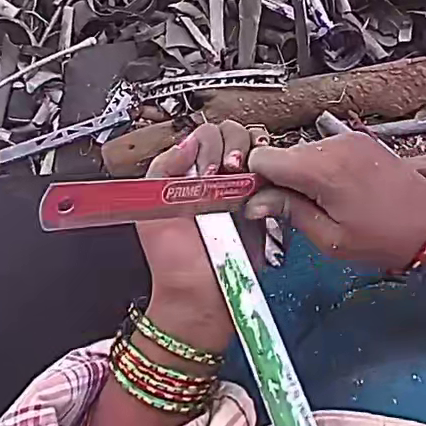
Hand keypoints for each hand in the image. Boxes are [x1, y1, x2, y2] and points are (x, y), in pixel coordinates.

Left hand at [135, 121, 255, 350]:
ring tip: (240, 175)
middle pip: (234, 133)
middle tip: (224, 170)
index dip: (207, 144)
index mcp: (191, 172)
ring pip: (257, 148)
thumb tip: (188, 141)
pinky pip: (275, 173)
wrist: (200, 293)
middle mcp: (219, 175)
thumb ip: (163, 167)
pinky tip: (260, 182)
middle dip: (231, 145)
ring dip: (251, 154)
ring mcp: (245, 187)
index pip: (206, 134)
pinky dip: (270, 170)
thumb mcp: (151, 207)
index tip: (203, 169)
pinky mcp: (266, 202)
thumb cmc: (172, 258)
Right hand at [243, 132, 425, 270]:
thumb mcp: (329, 238)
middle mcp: (333, 145)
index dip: (257, 181)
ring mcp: (349, 139)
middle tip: (297, 211)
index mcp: (321, 168)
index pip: (262, 157)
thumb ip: (288, 212)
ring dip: (302, 175)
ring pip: (302, 153)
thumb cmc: (384, 238)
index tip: (265, 202)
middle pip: (282, 155)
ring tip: (325, 204)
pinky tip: (338, 192)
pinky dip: (320, 169)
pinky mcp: (360, 140)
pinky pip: (323, 151)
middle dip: (280, 180)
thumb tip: (254, 202)